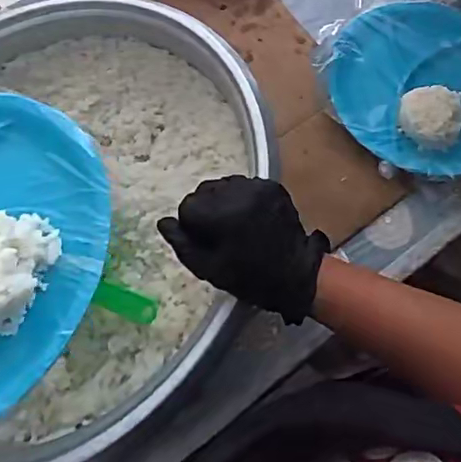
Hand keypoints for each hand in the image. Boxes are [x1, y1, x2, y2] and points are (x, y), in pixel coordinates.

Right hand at [158, 176, 329, 323]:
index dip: (192, 226)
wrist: (296, 272)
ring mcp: (258, 185)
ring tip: (236, 225)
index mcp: (222, 213)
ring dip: (222, 201)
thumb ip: (182, 243)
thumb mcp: (209, 268)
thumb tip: (164, 222)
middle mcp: (239, 192)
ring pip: (223, 185)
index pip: (188, 205)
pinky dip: (241, 198)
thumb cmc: (249, 277)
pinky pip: (244, 185)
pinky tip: (250, 217)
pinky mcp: (272, 184)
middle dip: (206, 210)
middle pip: (204, 191)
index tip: (206, 242)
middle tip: (220, 235)